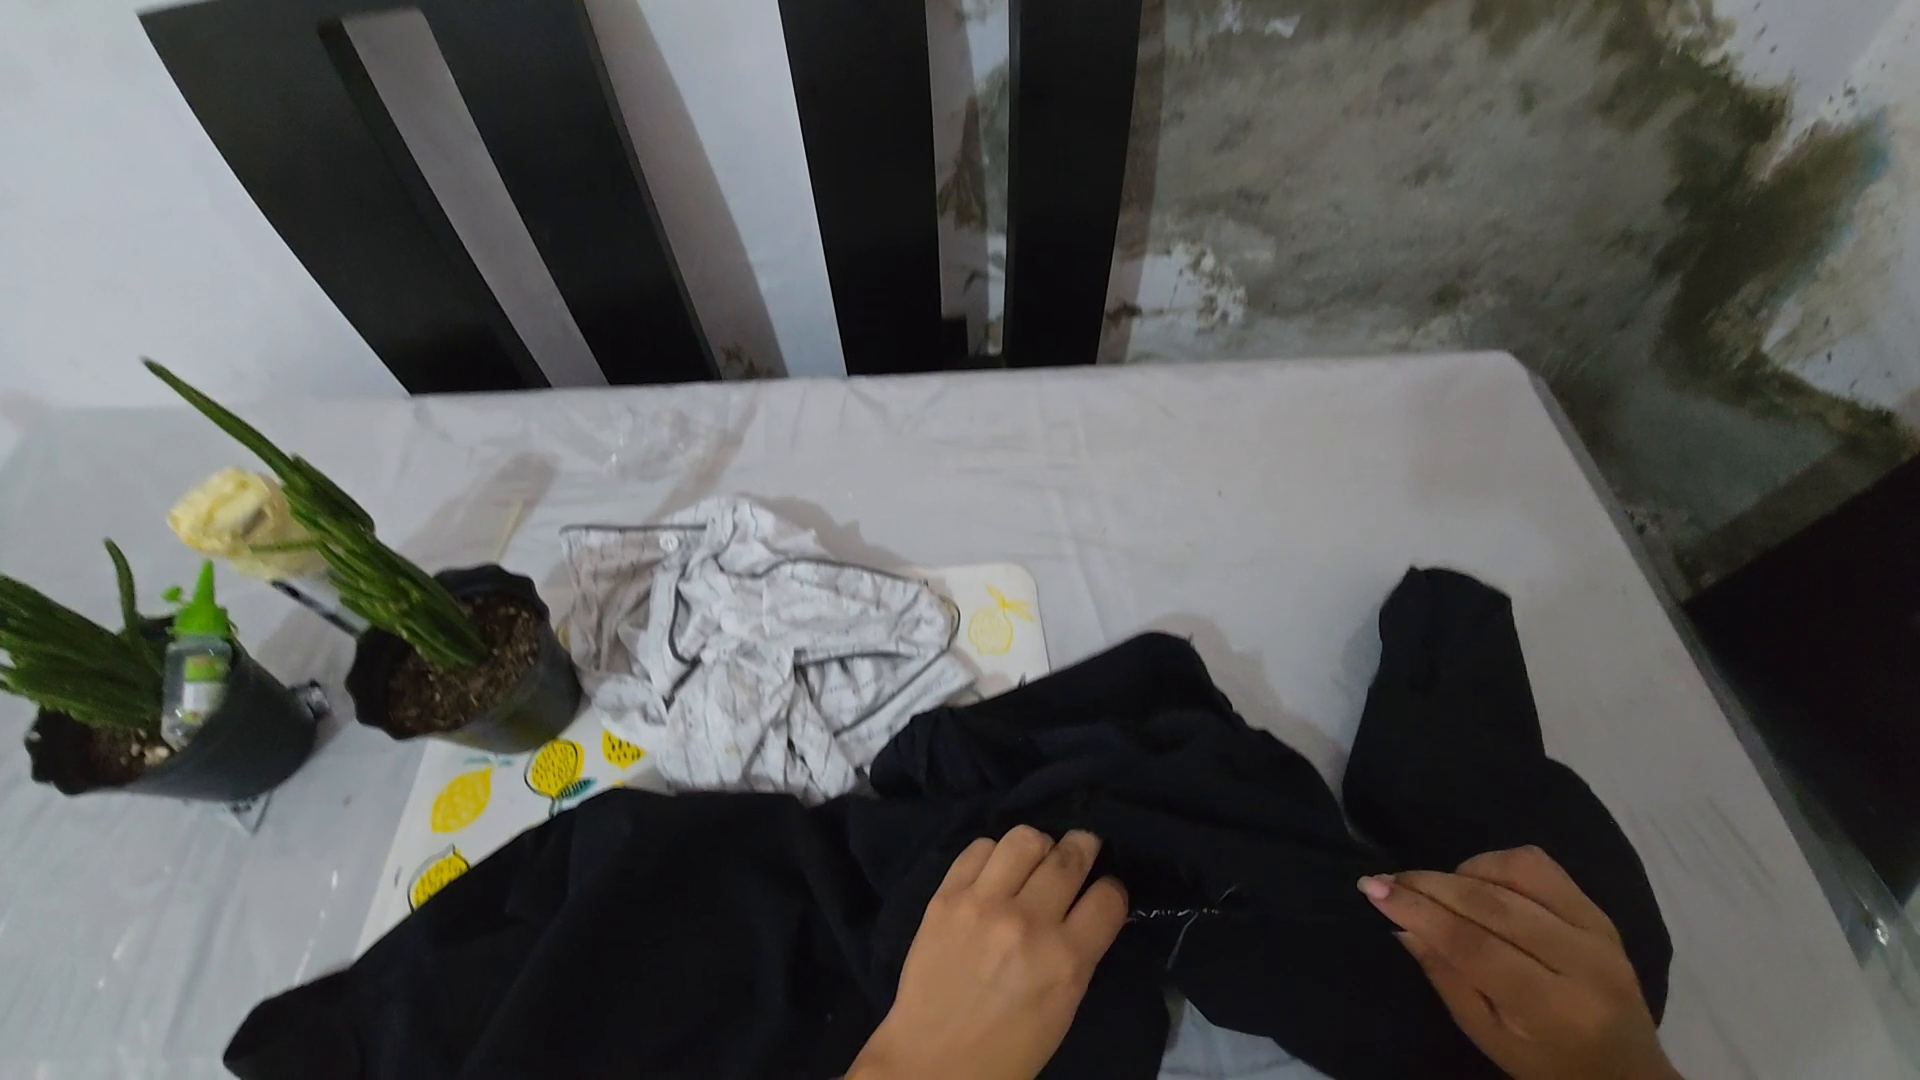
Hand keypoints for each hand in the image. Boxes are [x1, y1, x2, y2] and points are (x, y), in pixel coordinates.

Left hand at [849, 826, 1128, 1079]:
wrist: (931, 1063)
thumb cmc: (1007, 1049)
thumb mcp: (1062, 1008)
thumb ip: (1078, 953)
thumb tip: (1089, 907)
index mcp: (1066, 961)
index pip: (1108, 897)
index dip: (1111, 889)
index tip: (1105, 888)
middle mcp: (1028, 923)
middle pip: (1069, 856)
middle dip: (1083, 846)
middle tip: (1081, 847)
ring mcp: (983, 904)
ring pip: (1025, 838)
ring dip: (1038, 845)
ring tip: (1034, 859)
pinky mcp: (946, 896)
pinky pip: (979, 847)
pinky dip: (993, 853)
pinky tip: (994, 870)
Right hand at [1360, 846, 1679, 1079]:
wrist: (1628, 1077)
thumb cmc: (1546, 1064)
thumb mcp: (1486, 1036)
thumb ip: (1445, 976)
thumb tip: (1400, 923)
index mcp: (1553, 1007)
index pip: (1473, 944)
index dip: (1417, 910)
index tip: (1371, 888)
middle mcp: (1583, 963)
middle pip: (1490, 903)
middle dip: (1427, 885)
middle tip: (1386, 880)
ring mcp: (1597, 933)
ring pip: (1513, 873)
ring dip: (1461, 873)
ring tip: (1441, 893)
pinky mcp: (1599, 913)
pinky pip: (1538, 866)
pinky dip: (1496, 865)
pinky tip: (1480, 884)